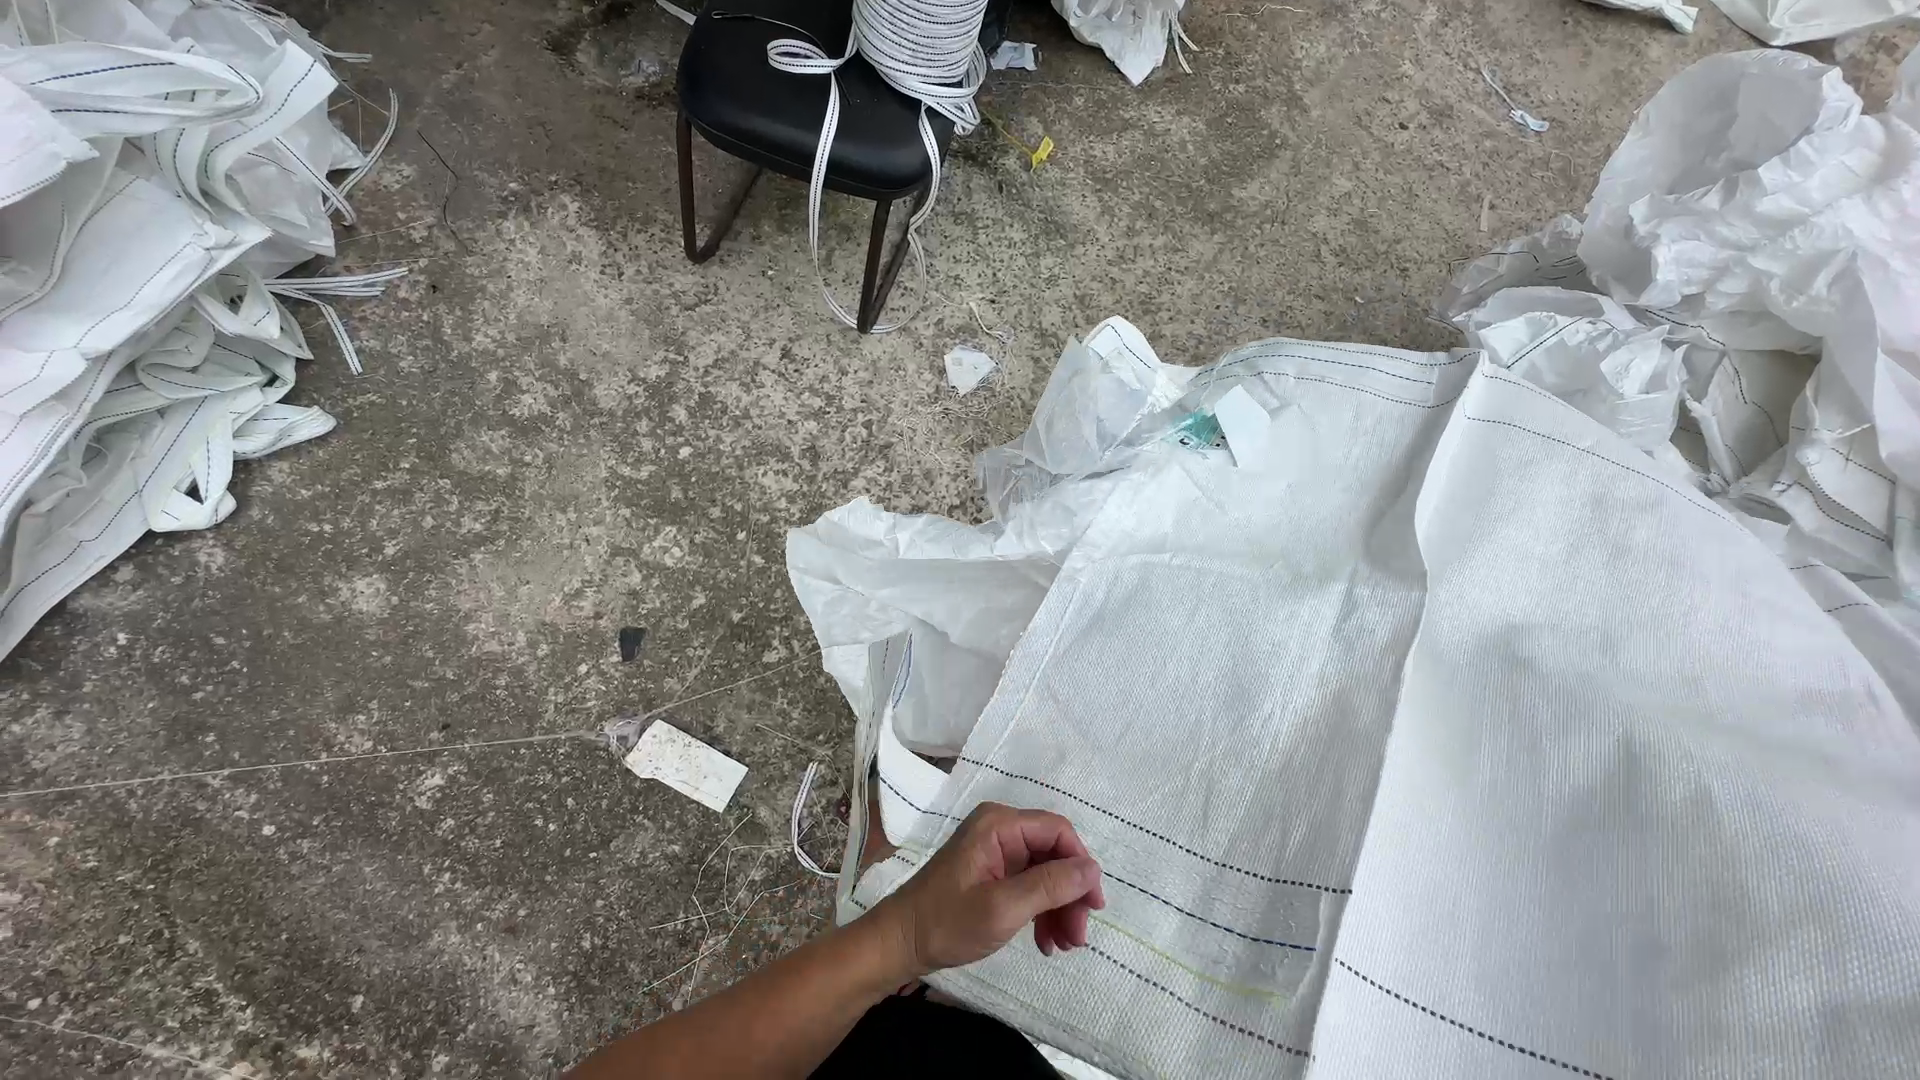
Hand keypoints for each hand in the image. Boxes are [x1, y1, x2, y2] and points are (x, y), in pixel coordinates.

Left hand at [872, 802, 1106, 976]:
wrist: (901, 943)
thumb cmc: (947, 922)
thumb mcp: (1003, 908)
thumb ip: (1050, 885)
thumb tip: (1093, 869)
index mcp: (999, 825)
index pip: (1057, 831)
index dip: (1080, 865)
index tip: (1092, 906)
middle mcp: (999, 829)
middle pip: (1054, 854)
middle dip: (1069, 895)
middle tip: (1077, 938)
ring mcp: (996, 851)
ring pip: (1045, 873)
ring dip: (1059, 908)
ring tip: (1062, 946)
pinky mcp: (993, 873)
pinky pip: (1029, 885)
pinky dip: (1041, 912)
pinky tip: (1045, 942)